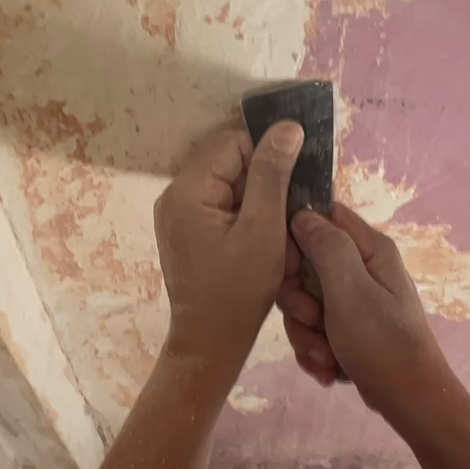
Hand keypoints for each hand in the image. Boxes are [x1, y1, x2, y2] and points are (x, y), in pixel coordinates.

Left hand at [154, 123, 302, 360]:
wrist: (210, 342)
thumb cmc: (239, 290)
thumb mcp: (263, 229)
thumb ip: (272, 174)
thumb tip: (287, 126)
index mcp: (187, 191)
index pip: (232, 143)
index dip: (267, 155)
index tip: (295, 182)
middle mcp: (174, 196)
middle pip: (227, 162)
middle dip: (263, 181)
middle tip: (288, 212)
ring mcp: (176, 215)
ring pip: (227, 185)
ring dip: (257, 201)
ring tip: (275, 232)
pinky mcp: (185, 232)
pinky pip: (219, 206)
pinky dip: (244, 217)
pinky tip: (261, 241)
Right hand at [279, 204, 450, 415]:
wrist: (409, 401)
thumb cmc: (383, 343)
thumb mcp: (350, 291)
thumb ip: (326, 247)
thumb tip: (301, 214)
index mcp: (368, 249)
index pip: (321, 216)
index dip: (296, 238)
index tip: (290, 270)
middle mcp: (360, 268)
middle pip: (304, 264)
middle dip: (298, 300)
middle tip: (311, 320)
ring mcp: (353, 299)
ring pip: (303, 301)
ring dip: (305, 332)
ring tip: (325, 355)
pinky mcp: (346, 326)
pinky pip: (312, 327)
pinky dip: (314, 348)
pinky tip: (327, 367)